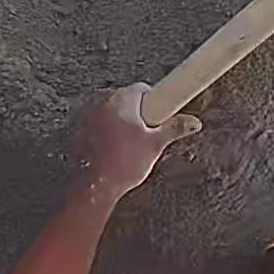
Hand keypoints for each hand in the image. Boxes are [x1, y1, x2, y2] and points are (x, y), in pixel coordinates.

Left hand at [70, 84, 201, 199]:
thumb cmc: (123, 164)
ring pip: (110, 113)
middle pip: (125, 100)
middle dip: (136, 114)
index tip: (158, 114)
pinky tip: (110, 150)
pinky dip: (103, 132)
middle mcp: (103, 102)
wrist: (93, 185)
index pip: (142, 88)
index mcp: (123, 100)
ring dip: (119, 123)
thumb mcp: (155, 145)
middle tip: (145, 134)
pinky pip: (96, 124)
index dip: (153, 101)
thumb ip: (175, 129)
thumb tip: (194, 122)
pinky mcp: (78, 128)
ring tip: (127, 146)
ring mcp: (88, 114)